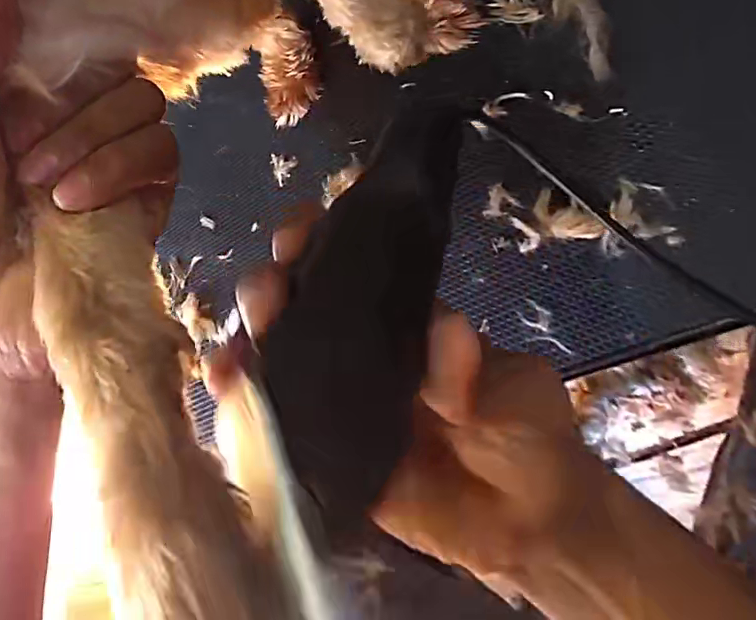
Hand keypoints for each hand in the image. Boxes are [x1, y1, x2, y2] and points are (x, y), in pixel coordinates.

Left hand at [0, 0, 178, 378]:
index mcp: (26, 95)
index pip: (71, 34)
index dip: (69, 26)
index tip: (56, 27)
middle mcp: (78, 118)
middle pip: (117, 67)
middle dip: (72, 110)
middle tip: (24, 154)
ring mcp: (118, 156)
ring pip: (147, 104)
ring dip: (93, 143)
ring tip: (48, 190)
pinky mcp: (151, 194)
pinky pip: (164, 150)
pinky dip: (122, 170)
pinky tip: (81, 203)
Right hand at [204, 207, 610, 586]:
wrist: (527, 523)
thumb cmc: (520, 427)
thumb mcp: (510, 384)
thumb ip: (474, 363)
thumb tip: (443, 329)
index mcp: (391, 312)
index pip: (341, 259)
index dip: (312, 237)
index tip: (300, 232)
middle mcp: (349, 344)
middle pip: (291, 299)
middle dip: (268, 286)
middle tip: (271, 292)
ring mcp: (329, 397)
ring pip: (270, 355)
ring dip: (243, 343)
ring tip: (234, 354)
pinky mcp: (319, 454)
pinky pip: (269, 427)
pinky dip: (241, 410)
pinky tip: (228, 398)